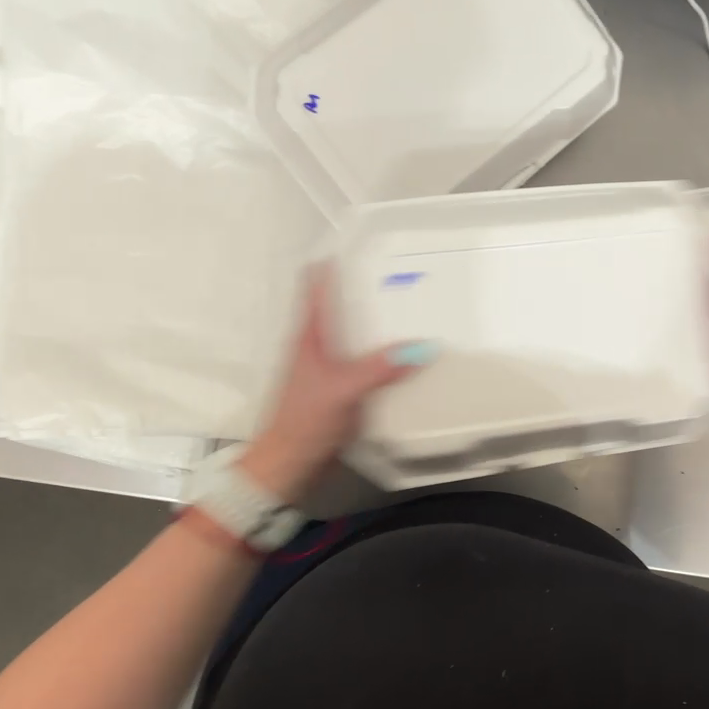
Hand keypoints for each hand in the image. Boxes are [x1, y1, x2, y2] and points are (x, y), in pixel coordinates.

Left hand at [240, 267, 431, 502]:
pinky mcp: (336, 393)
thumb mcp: (344, 390)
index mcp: (308, 338)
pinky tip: (402, 361)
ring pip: (351, 337)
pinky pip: (362, 365)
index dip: (328, 264)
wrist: (287, 464)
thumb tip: (422, 347)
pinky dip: (380, 356)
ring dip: (372, 325)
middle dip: (361, 291)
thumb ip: (380, 368)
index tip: (353, 244)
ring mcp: (325, 371)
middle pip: (337, 308)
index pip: (314, 288)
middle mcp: (315, 348)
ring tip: (405, 310)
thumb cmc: (305, 420)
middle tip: (396, 274)